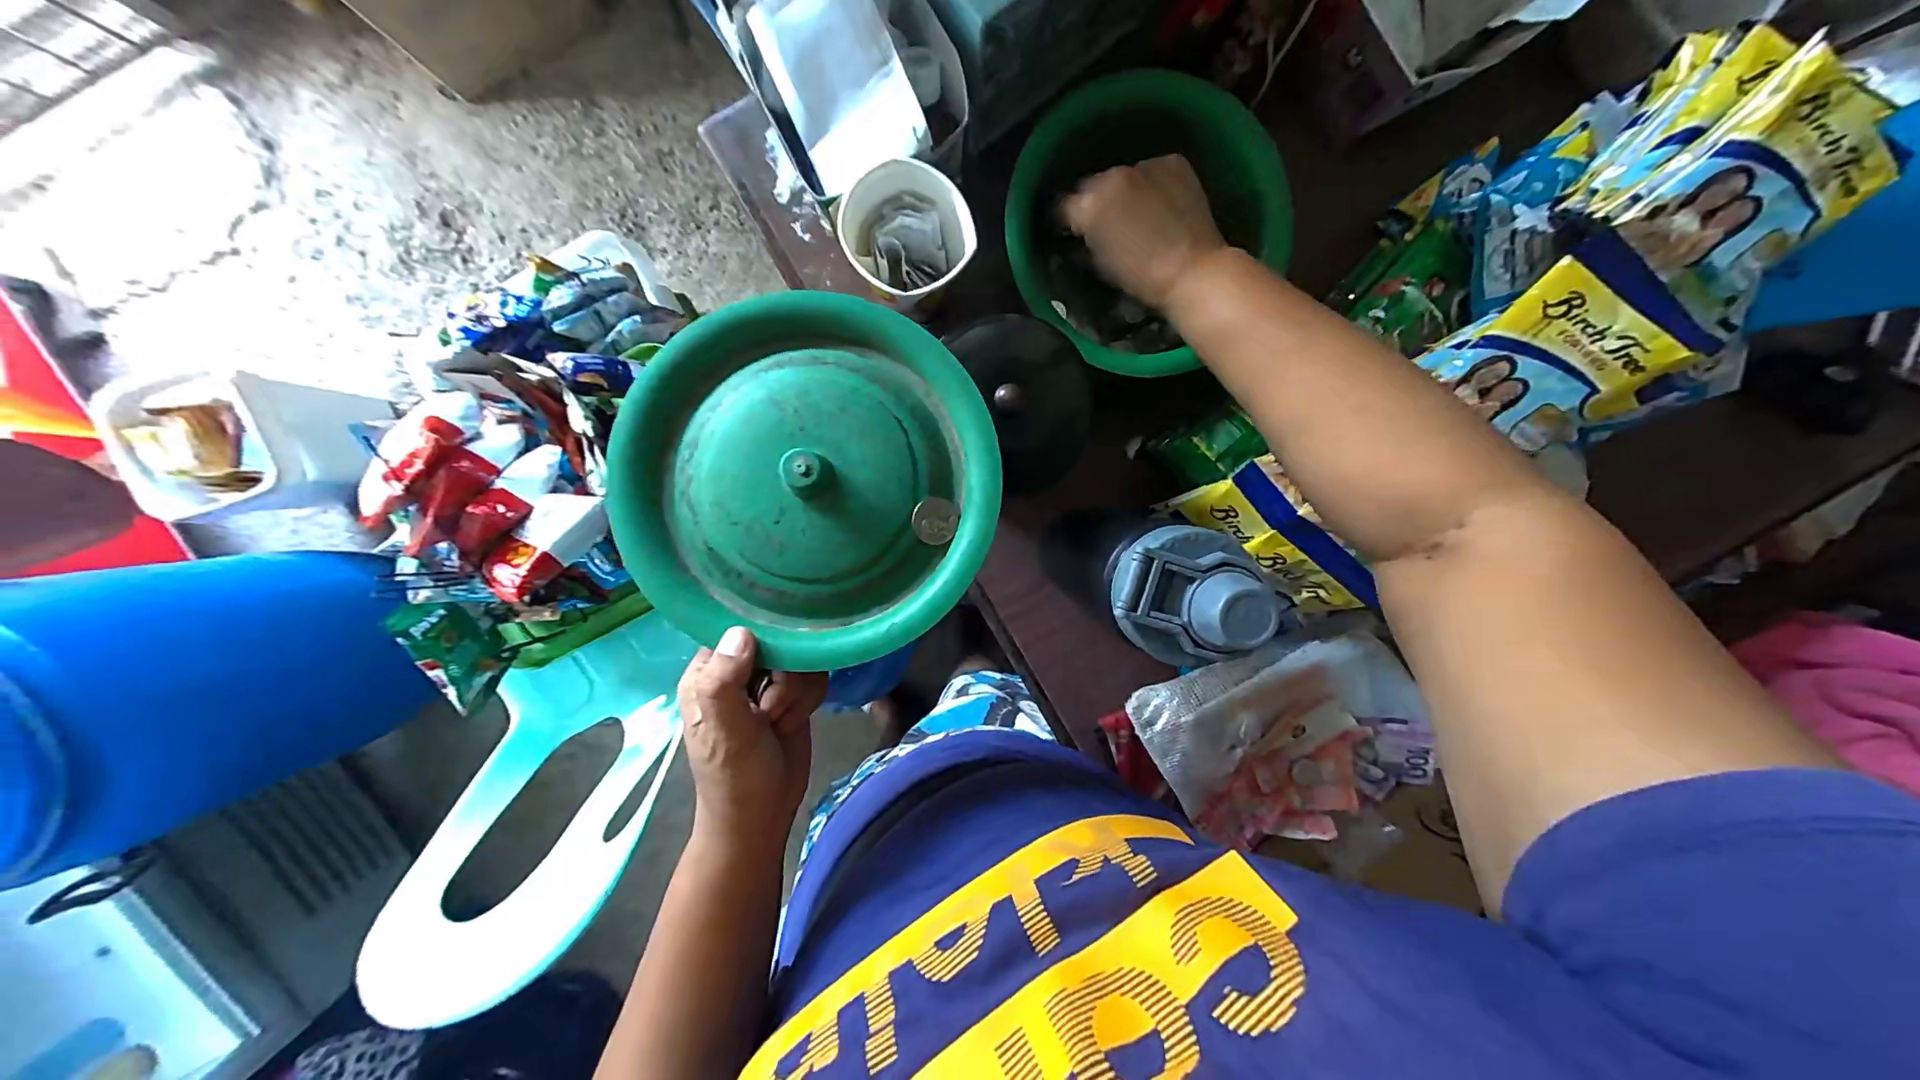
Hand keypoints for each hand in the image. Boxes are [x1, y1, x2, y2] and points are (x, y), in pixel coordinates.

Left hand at [676, 627, 826, 847]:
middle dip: (785, 675)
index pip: (737, 627)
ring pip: (801, 656)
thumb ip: (725, 680)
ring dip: (798, 691)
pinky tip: (797, 720)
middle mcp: (736, 669)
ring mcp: (767, 681)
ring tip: (780, 721)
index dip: (762, 640)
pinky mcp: (792, 694)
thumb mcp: (726, 730)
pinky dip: (811, 698)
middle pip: (778, 638)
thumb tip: (742, 631)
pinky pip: (815, 674)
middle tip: (772, 709)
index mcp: (707, 671)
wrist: (763, 815)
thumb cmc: (735, 776)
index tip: (770, 666)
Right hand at [1060, 154, 1227, 309]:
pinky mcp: (1172, 162)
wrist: (1192, 271)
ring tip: (1135, 211)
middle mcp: (1111, 177)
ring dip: (1122, 190)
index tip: (1068, 229)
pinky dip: (1150, 184)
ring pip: (1121, 175)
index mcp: (1088, 206)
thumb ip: (1083, 242)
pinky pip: (1151, 170)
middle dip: (1092, 201)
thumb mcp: (1100, 265)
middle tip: (1102, 221)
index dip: (1063, 219)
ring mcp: (1144, 165)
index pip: (1060, 205)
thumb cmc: (1140, 278)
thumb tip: (1078, 235)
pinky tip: (1159, 203)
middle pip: (1090, 184)